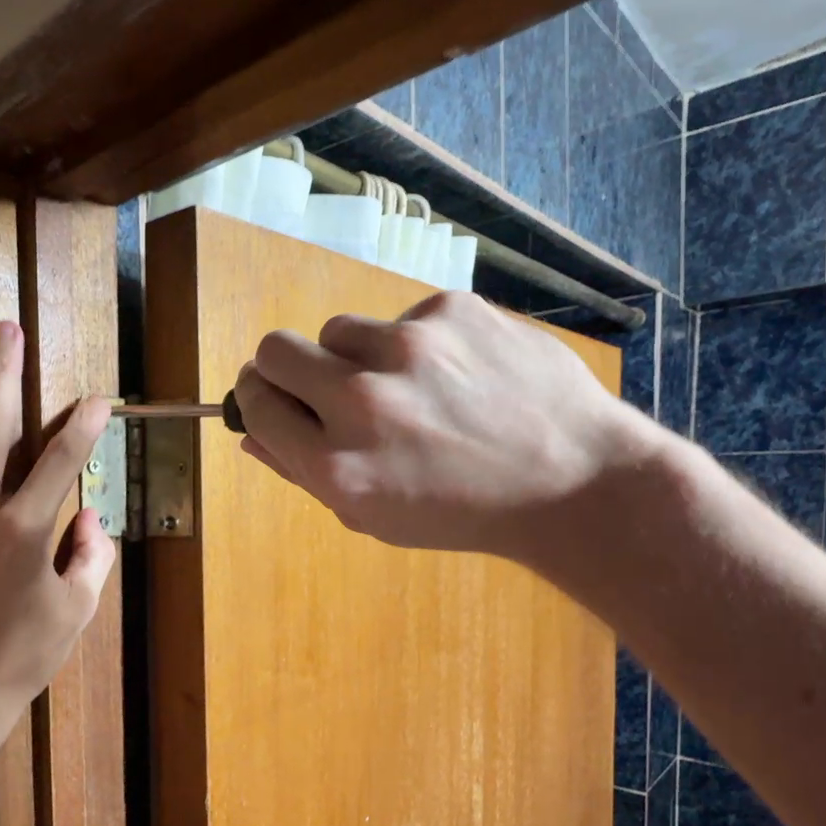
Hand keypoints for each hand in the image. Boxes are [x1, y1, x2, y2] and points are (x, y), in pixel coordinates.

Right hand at [232, 291, 650, 557]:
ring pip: (339, 329)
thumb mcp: (373, 516)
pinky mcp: (451, 309)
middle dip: (283, 366)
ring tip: (409, 387)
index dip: (256, 397)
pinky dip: (416, 343)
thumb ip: (304, 474)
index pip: (257, 405)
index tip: (266, 394)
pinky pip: (402, 317)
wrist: (574, 479)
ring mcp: (408, 347)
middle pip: (276, 349)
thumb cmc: (462, 511)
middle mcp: (362, 401)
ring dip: (356, 355)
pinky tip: (459, 374)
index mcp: (338, 465)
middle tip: (317, 381)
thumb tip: (251, 433)